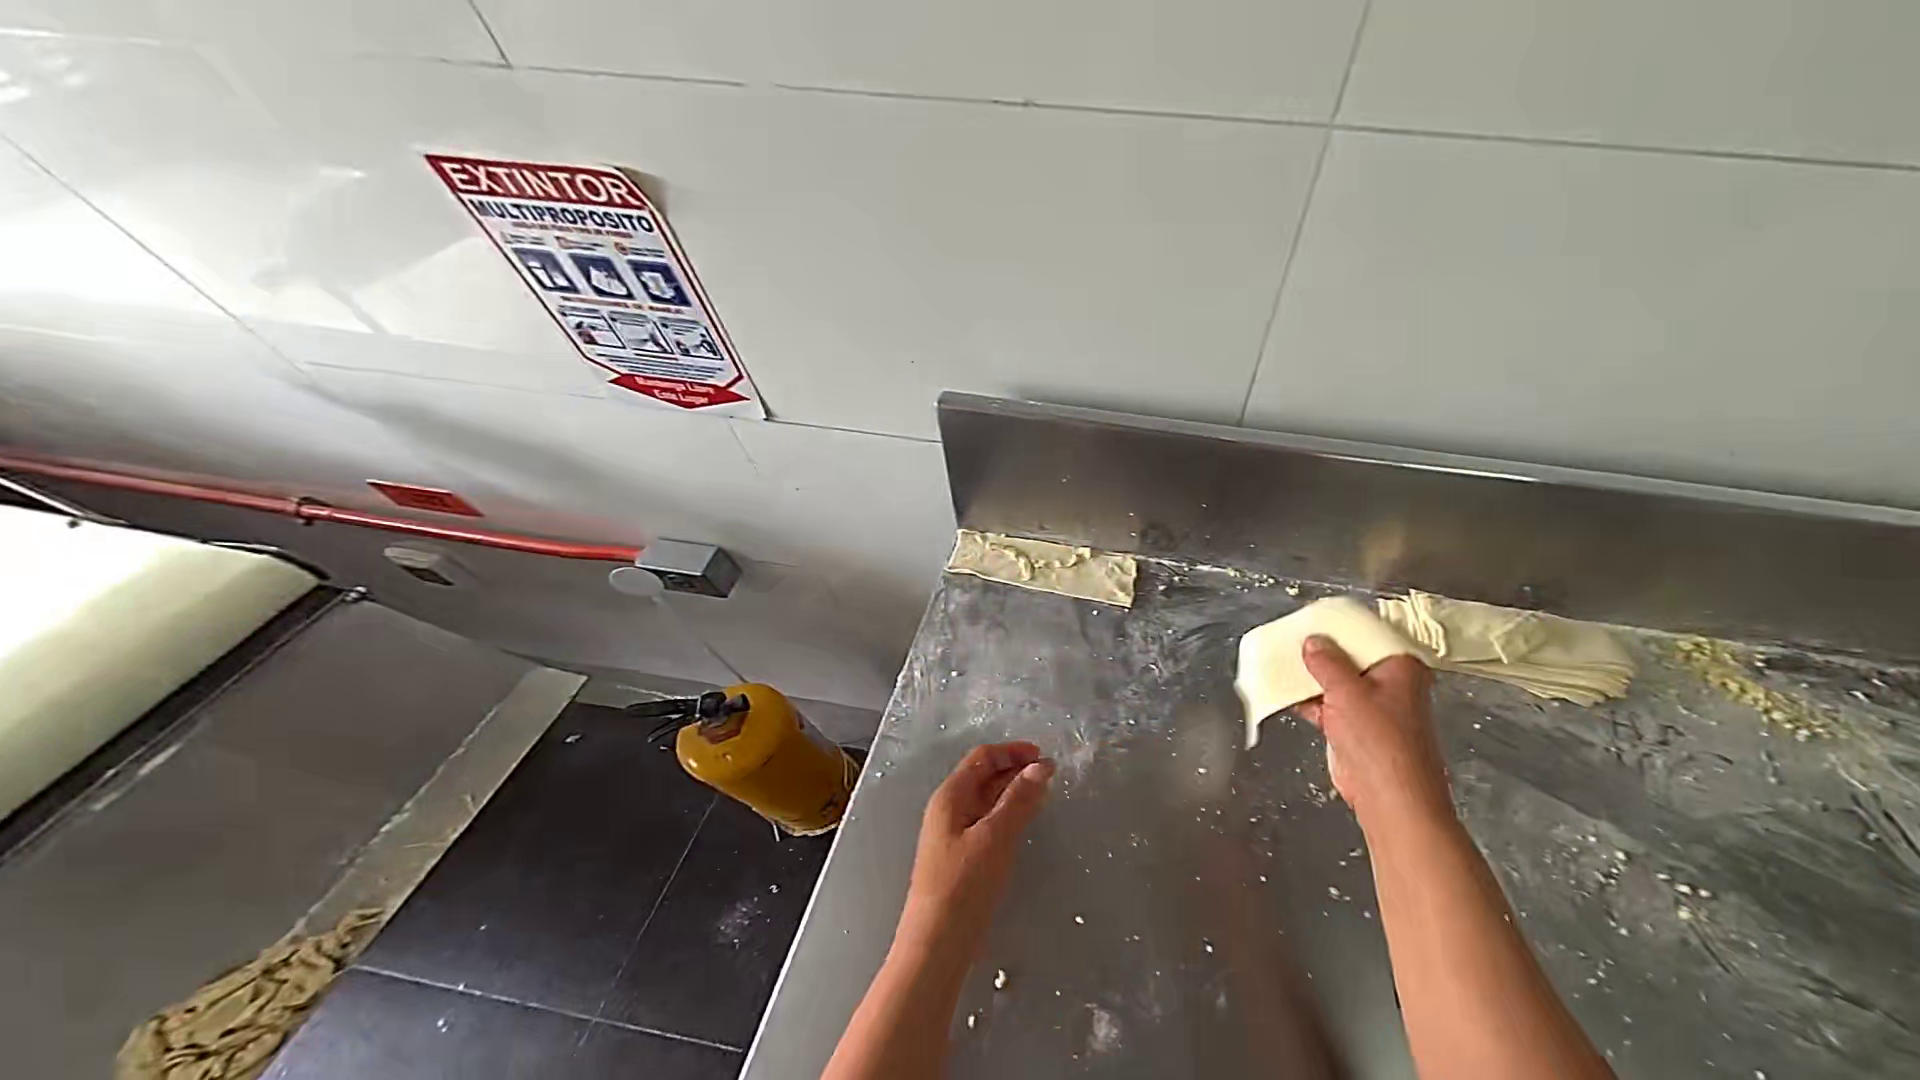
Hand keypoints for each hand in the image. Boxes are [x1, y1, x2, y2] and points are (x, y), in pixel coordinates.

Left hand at [899, 742, 1055, 952]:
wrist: (937, 943)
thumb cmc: (963, 885)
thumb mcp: (996, 837)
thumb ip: (1019, 800)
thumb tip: (1040, 767)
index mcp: (950, 796)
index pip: (982, 758)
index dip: (1012, 752)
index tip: (1042, 755)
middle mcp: (948, 808)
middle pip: (983, 776)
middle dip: (1015, 769)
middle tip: (1049, 774)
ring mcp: (953, 833)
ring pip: (987, 799)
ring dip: (1013, 791)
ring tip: (1043, 794)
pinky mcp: (962, 856)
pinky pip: (987, 821)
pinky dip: (1008, 814)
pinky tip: (1025, 822)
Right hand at [1296, 636, 1450, 823]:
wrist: (1388, 796)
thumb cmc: (1380, 740)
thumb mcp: (1346, 690)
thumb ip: (1326, 662)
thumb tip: (1312, 641)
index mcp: (1401, 668)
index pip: (1370, 635)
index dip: (1342, 627)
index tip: (1314, 617)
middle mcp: (1390, 685)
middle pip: (1350, 658)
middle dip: (1321, 652)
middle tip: (1292, 637)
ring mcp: (1372, 708)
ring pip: (1336, 682)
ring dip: (1311, 678)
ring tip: (1281, 662)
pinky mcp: (1354, 729)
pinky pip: (1326, 705)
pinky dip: (1307, 700)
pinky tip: (1283, 691)